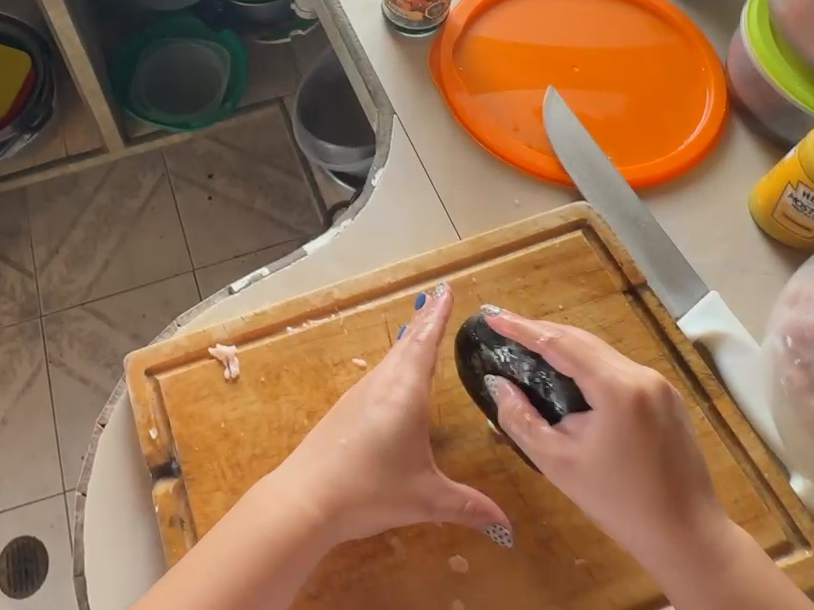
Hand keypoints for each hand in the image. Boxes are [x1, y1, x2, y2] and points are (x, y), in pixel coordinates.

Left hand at [261, 283, 510, 548]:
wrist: (308, 497)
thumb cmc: (371, 490)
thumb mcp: (426, 499)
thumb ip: (467, 506)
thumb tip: (505, 524)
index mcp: (404, 393)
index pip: (425, 345)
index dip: (438, 318)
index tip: (445, 289)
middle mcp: (382, 384)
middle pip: (407, 345)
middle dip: (425, 321)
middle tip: (437, 296)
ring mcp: (360, 394)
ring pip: (390, 358)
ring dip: (408, 339)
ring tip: (421, 325)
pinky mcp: (346, 408)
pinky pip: (379, 375)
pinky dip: (394, 361)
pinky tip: (395, 371)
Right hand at [478, 307, 726, 571]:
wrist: (689, 540)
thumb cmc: (619, 504)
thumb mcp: (557, 462)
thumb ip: (520, 418)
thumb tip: (498, 383)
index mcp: (618, 389)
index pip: (559, 344)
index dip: (521, 328)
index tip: (491, 317)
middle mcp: (642, 376)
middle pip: (581, 341)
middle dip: (539, 331)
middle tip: (502, 326)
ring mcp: (659, 386)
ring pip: (600, 352)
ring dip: (563, 346)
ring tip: (527, 345)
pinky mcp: (666, 398)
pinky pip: (616, 368)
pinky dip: (585, 364)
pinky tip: (565, 372)